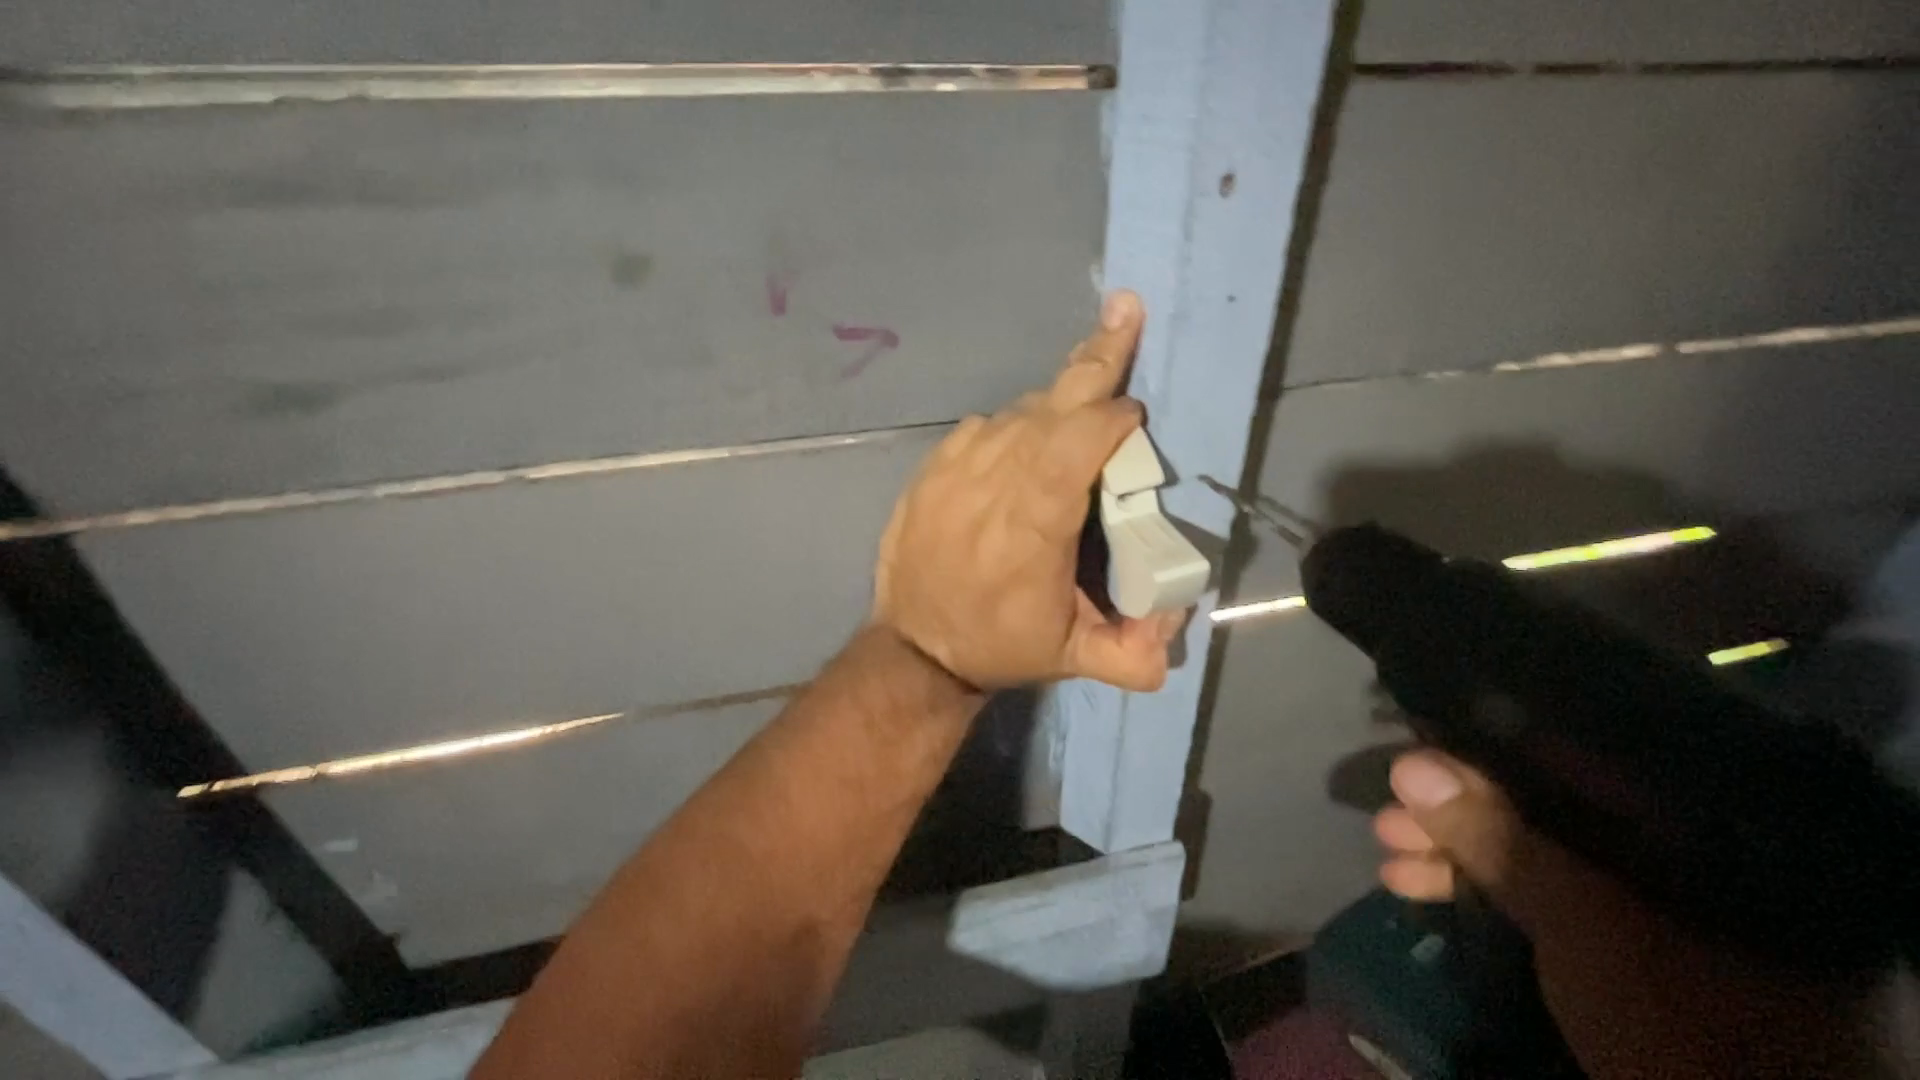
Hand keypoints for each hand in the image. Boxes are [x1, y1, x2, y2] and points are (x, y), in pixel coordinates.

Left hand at [872, 290, 1186, 691]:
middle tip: (1127, 311)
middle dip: (1095, 360)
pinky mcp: (932, 468)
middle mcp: (991, 484)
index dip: (1108, 419)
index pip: (1073, 445)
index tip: (1134, 415)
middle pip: (1048, 408)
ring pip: (1018, 412)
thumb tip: (1178, 627)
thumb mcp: (1072, 657)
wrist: (914, 647)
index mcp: (1031, 527)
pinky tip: (1028, 438)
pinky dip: (1015, 425)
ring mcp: (955, 470)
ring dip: (1057, 403)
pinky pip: (985, 426)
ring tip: (1085, 401)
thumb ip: (1134, 653)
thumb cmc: (1000, 645)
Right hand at [1375, 749, 1883, 1079]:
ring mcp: (1644, 909)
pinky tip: (1416, 884)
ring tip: (1387, 855)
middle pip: (1546, 813)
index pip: (1577, 766)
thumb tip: (1408, 764)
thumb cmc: (1675, 1015)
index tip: (1420, 757)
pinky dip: (1479, 891)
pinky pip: (1535, 897)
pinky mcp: (1617, 949)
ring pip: (1532, 858)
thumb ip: (1497, 838)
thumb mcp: (1581, 921)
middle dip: (1458, 816)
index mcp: (1696, 834)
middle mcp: (1674, 861)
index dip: (1491, 757)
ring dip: (1454, 854)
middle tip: (1388, 821)